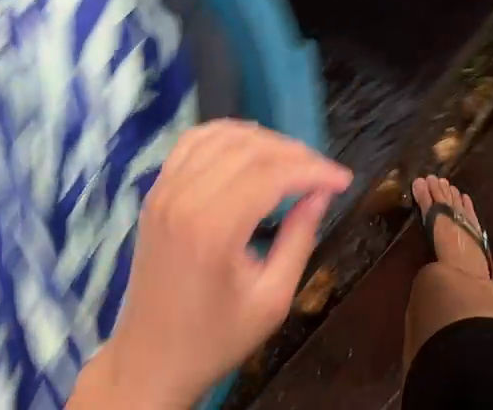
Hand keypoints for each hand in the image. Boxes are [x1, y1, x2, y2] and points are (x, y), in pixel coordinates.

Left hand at [74, 121, 350, 408]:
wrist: (150, 358)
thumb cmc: (214, 338)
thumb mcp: (272, 300)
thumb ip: (299, 240)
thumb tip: (321, 194)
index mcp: (213, 229)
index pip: (271, 174)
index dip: (312, 169)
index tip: (342, 179)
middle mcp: (183, 198)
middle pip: (247, 148)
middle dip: (292, 152)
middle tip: (321, 171)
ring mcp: (163, 190)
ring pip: (218, 136)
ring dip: (260, 138)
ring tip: (292, 157)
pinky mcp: (154, 190)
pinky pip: (190, 142)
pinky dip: (223, 133)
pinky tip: (247, 145)